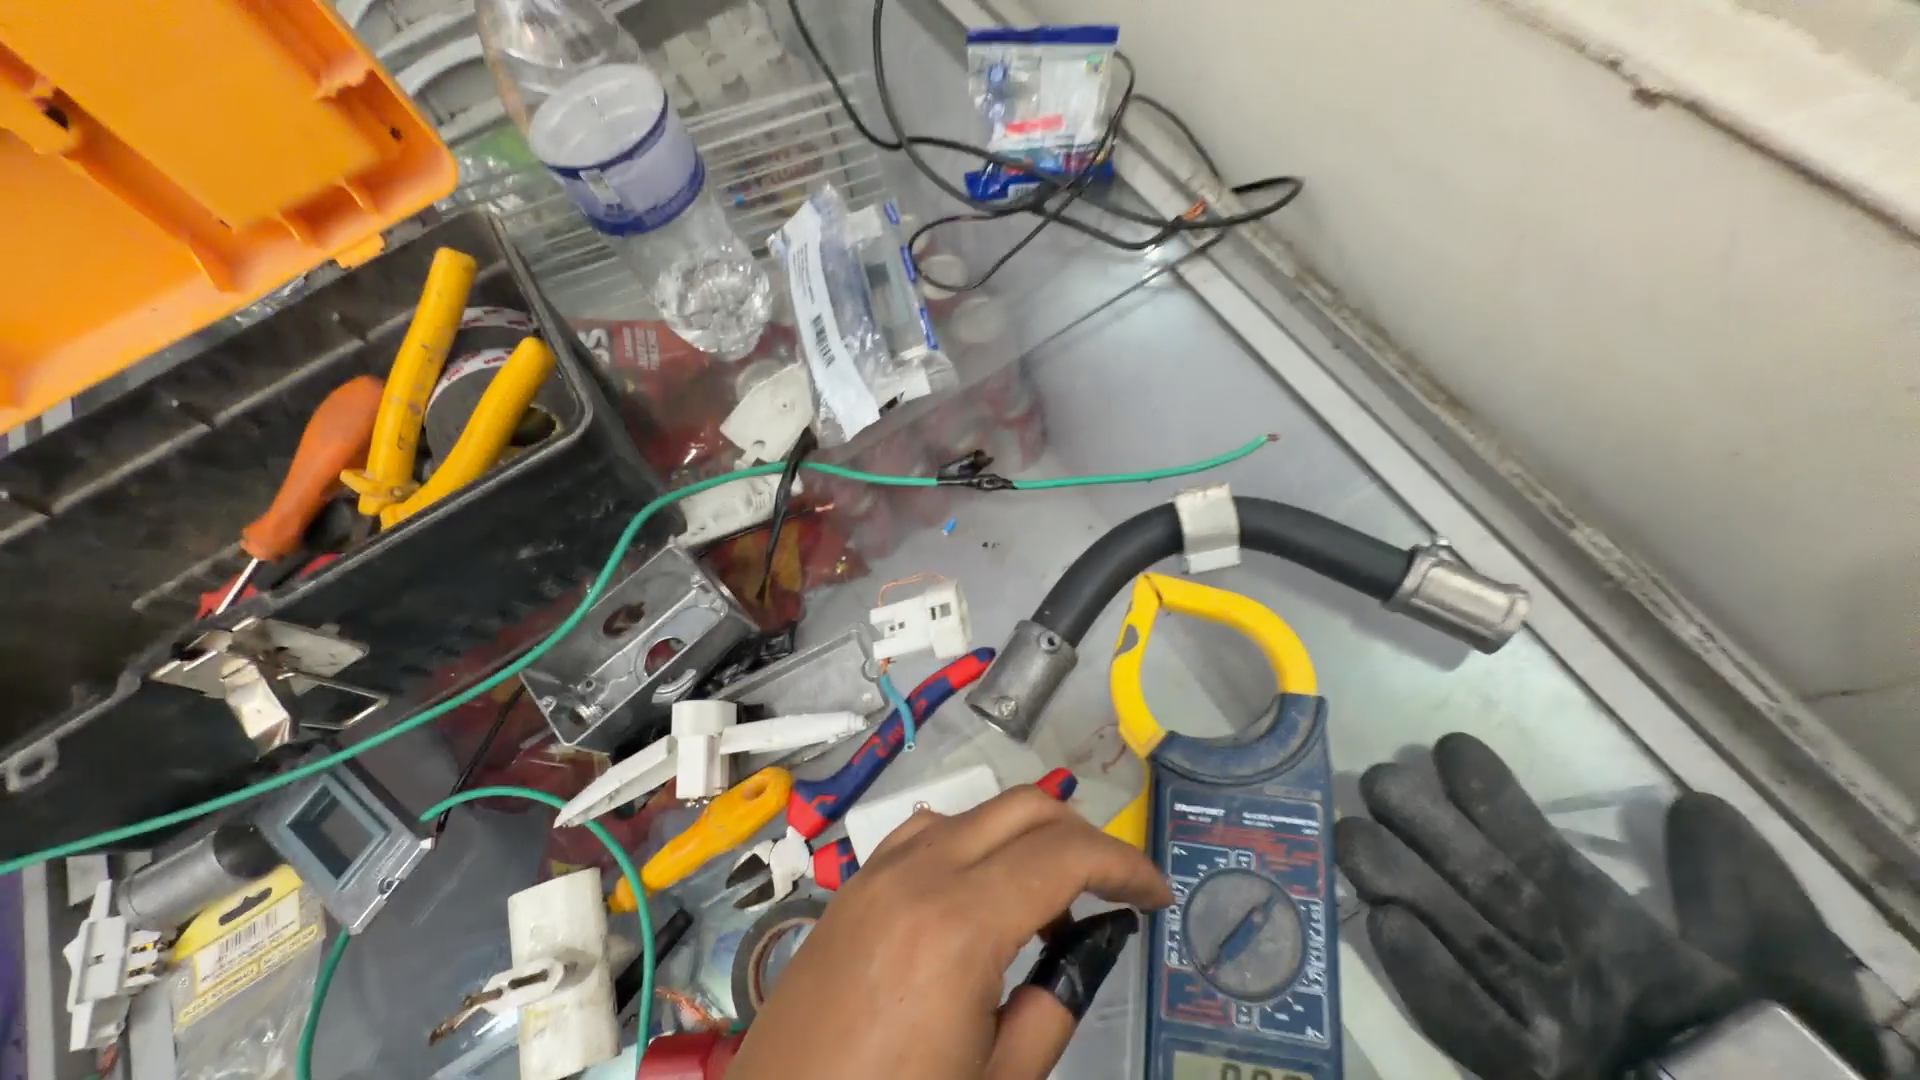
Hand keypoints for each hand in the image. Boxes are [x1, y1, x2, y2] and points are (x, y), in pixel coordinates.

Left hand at [728, 783, 1172, 1079]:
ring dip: (1026, 837)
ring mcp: (878, 870)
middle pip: (1024, 808)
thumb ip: (1057, 999)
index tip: (1156, 893)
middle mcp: (919, 873)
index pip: (1066, 856)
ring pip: (976, 812)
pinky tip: (978, 891)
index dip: (1125, 865)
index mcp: (960, 923)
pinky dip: (973, 842)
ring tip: (1047, 902)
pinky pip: (927, 831)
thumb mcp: (999, 1076)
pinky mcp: (854, 883)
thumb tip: (1091, 942)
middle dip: (1082, 837)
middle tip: (1112, 891)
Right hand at [1336, 733, 1884, 1079]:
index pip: (1533, 850)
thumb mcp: (1783, 964)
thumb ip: (1739, 888)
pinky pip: (1463, 1019)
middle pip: (1474, 885)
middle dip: (1423, 829)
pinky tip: (1385, 924)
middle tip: (1377, 780)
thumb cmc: (1778, 1052)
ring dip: (1397, 885)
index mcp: (1605, 931)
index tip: (1451, 748)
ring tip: (1349, 835)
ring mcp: (1530, 1015)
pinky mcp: (1519, 1068)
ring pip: (1450, 936)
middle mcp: (1552, 961)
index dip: (1492, 799)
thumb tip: (1697, 804)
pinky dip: (1425, 975)